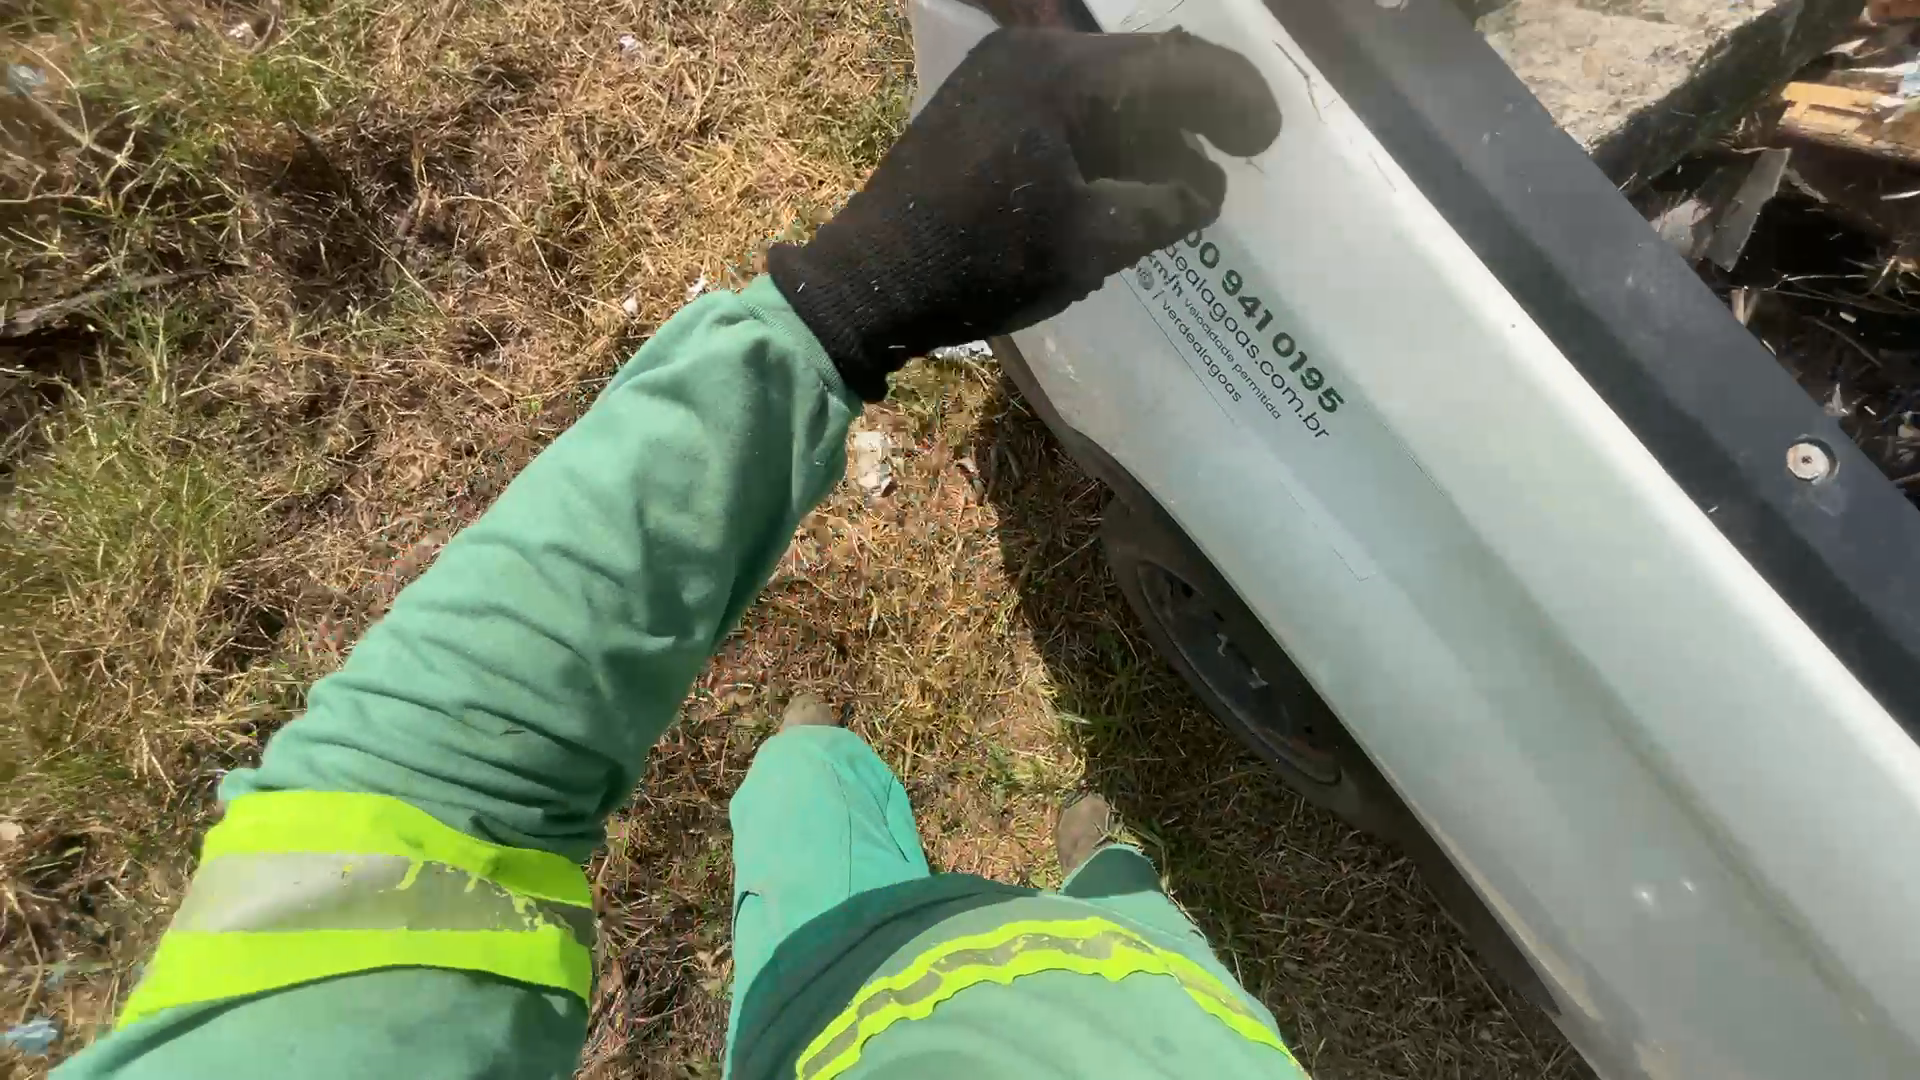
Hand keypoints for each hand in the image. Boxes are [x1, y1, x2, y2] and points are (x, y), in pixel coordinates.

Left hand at [768, 27, 1281, 399]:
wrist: (871, 282)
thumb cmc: (979, 265)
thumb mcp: (1086, 245)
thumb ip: (1160, 211)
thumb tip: (1204, 193)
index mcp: (1063, 75)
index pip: (1174, 67)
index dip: (1233, 100)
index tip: (1266, 141)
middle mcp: (1030, 58)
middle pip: (1138, 75)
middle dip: (1191, 120)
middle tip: (1230, 161)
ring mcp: (998, 84)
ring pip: (1100, 99)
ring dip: (1145, 140)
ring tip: (1180, 191)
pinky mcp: (978, 117)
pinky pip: (1061, 119)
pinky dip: (1100, 150)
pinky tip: (1119, 189)